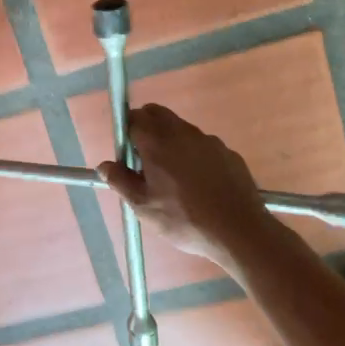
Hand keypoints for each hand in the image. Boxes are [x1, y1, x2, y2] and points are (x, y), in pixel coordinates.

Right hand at [96, 104, 284, 264]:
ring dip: (172, 142)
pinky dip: (195, 156)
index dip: (127, 132)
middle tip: (146, 162)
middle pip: (158, 114)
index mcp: (158, 142)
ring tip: (175, 180)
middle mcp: (183, 133)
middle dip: (147, 128)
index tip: (128, 155)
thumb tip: (105, 165)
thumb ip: (120, 181)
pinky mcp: (229, 153)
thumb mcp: (143, 206)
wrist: (239, 231)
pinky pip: (204, 146)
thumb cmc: (184, 219)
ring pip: (182, 130)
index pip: (135, 117)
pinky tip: (201, 186)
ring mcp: (210, 141)